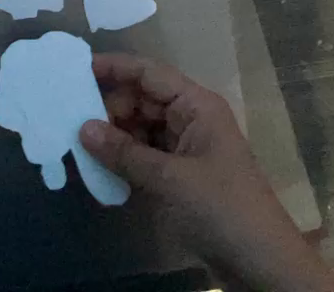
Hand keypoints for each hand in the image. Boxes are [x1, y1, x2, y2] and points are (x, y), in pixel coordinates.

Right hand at [81, 54, 333, 291]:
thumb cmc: (221, 209)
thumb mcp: (169, 180)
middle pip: (141, 100)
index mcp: (196, 106)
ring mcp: (185, 148)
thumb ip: (124, 152)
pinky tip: (98, 169)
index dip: (114, 67)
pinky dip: (123, 160)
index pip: (148, 73)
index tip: (76, 70)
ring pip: (140, 128)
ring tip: (77, 145)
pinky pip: (145, 155)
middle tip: (71, 120)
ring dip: (113, 136)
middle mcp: (190, 119)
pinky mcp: (181, 176)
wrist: (263, 266)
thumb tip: (82, 128)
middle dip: (108, 108)